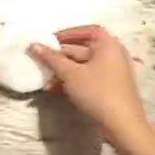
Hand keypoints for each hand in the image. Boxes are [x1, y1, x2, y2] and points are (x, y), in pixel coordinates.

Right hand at [28, 25, 151, 142]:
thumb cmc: (97, 92)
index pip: (87, 30)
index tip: (50, 40)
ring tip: (45, 78)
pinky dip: (72, 80)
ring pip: (83, 65)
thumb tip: (33, 45)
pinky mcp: (109, 87)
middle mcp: (113, 54)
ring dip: (63, 70)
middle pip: (83, 48)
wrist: (121, 123)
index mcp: (108, 44)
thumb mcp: (70, 74)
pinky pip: (87, 77)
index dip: (68, 33)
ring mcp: (112, 72)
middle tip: (41, 60)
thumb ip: (51, 58)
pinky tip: (54, 89)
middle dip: (60, 55)